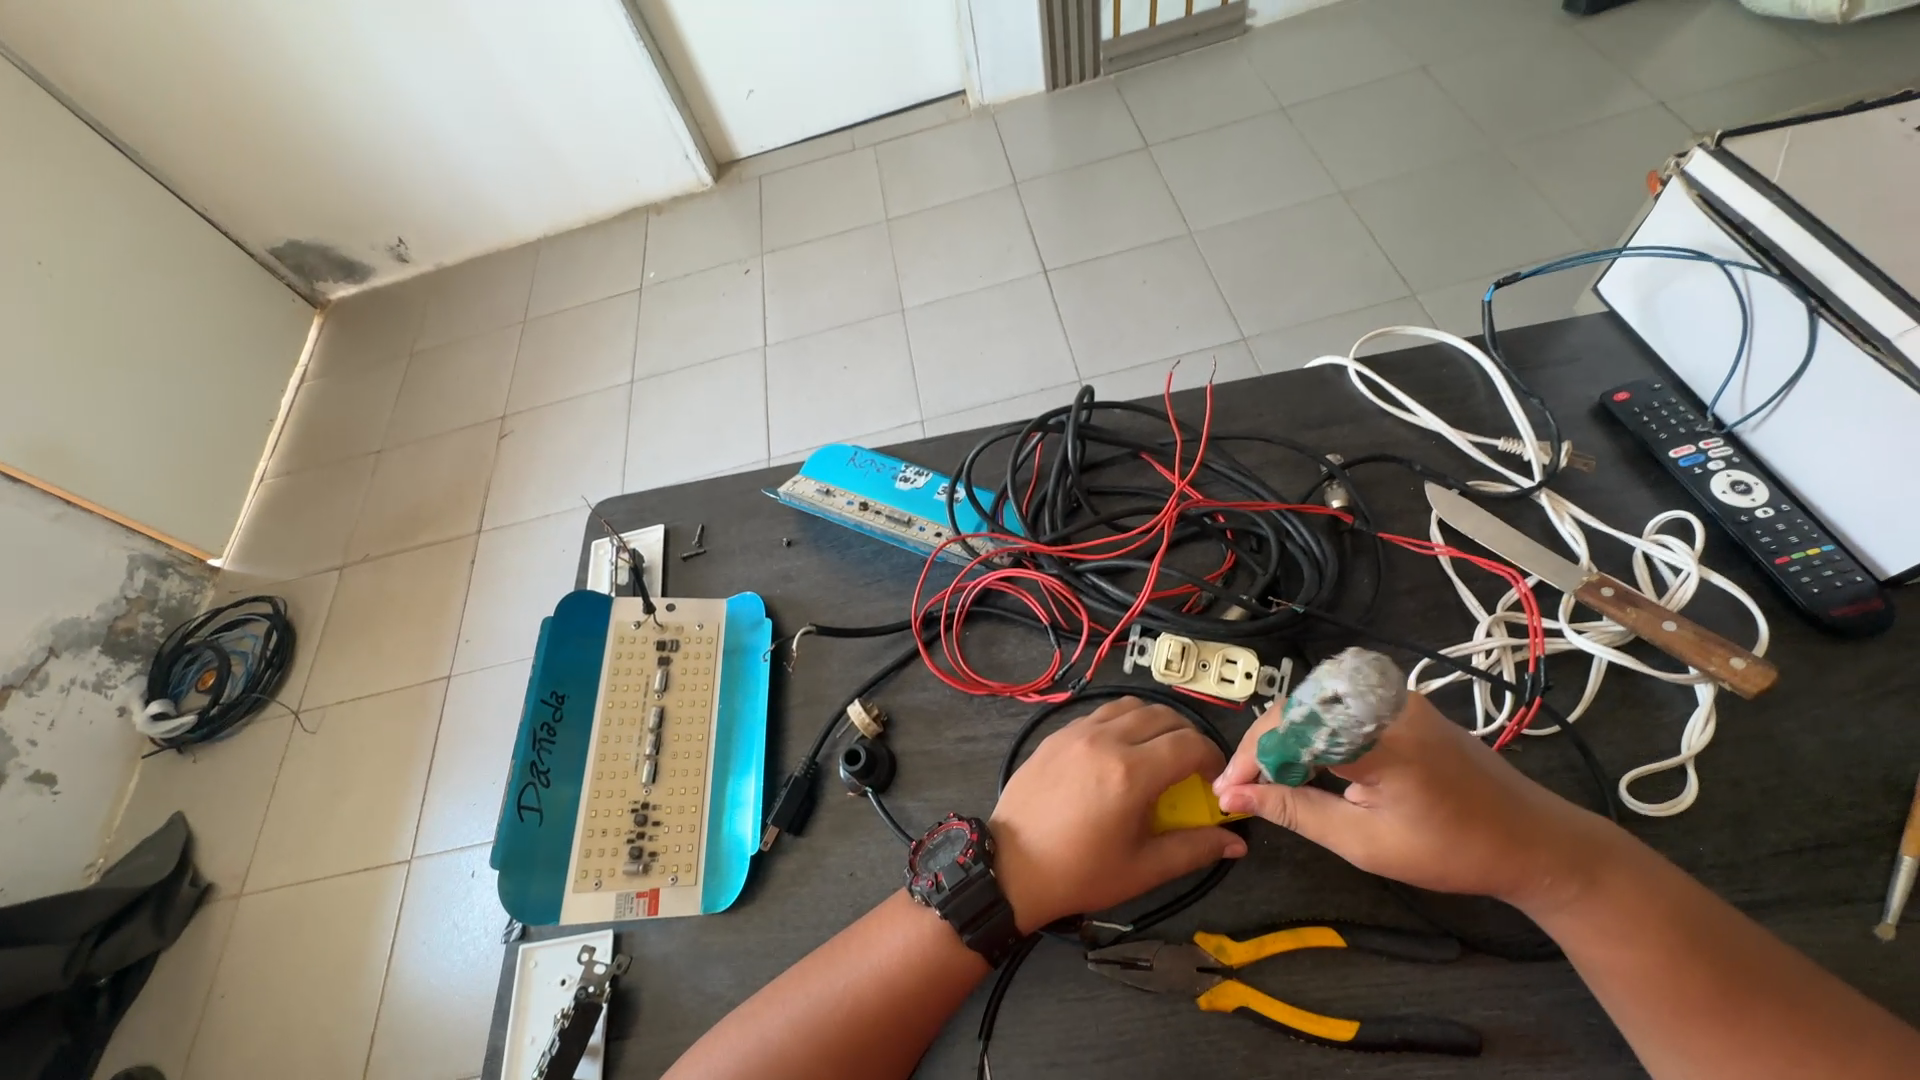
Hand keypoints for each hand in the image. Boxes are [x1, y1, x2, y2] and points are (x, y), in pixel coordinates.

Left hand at [989, 698, 1246, 932]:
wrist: (1011, 868)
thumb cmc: (1080, 872)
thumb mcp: (1143, 868)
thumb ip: (1194, 848)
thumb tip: (1237, 842)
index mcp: (1131, 773)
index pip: (1190, 744)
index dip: (1212, 758)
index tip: (1212, 781)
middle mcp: (1106, 740)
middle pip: (1164, 716)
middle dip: (1187, 737)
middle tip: (1189, 768)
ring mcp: (1076, 731)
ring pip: (1131, 706)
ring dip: (1154, 723)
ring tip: (1156, 753)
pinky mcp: (1056, 734)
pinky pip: (1100, 713)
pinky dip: (1121, 722)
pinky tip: (1119, 751)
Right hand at [1213, 694, 1619, 912]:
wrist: (1534, 840)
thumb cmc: (1453, 851)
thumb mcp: (1366, 844)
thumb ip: (1296, 812)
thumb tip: (1235, 797)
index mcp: (1381, 739)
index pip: (1292, 730)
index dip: (1251, 758)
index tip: (1227, 792)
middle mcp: (1385, 703)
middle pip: (1298, 707)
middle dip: (1263, 745)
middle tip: (1243, 786)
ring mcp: (1396, 697)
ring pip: (1315, 702)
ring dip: (1285, 736)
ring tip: (1269, 777)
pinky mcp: (1401, 702)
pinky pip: (1339, 705)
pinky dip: (1312, 730)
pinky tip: (1306, 761)